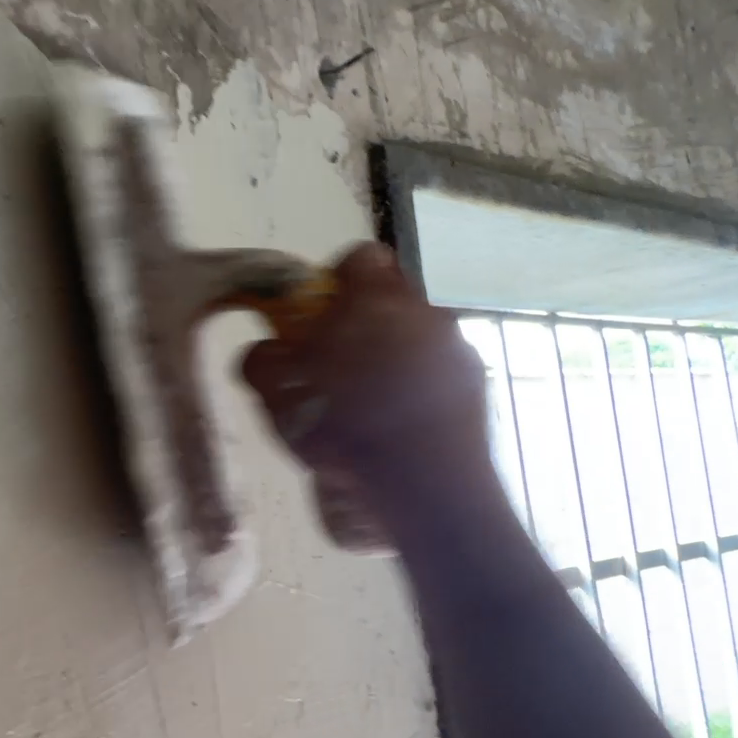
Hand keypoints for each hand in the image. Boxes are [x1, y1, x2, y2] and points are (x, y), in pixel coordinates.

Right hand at [237, 243, 493, 512]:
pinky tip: (391, 429)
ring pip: (413, 339)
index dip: (333, 281)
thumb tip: (267, 348)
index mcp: (373, 299)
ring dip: (387, 361)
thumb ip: (260, 358)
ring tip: (361, 408)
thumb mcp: (272, 391)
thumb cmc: (339, 421)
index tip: (315, 318)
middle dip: (360, 326)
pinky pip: (434, 375)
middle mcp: (424, 310)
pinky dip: (413, 392)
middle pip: (388, 302)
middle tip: (329, 368)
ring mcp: (458, 347)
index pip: (359, 258)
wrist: (421, 480)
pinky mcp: (477, 386)